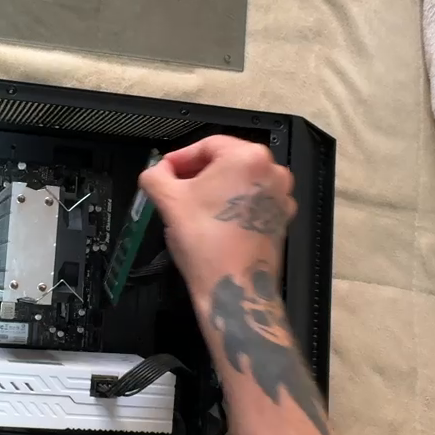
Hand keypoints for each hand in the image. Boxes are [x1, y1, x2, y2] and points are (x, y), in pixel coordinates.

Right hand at [139, 136, 295, 300]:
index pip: (206, 145)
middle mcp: (271, 172)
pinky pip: (250, 202)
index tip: (164, 171)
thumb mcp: (168, 200)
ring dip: (213, 189)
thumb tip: (155, 172)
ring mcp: (279, 197)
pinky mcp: (280, 219)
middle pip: (225, 162)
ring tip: (190, 207)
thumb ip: (155, 175)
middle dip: (196, 173)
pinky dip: (231, 206)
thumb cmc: (206, 243)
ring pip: (238, 182)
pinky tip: (211, 221)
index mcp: (248, 157)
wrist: (233, 288)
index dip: (179, 158)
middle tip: (173, 188)